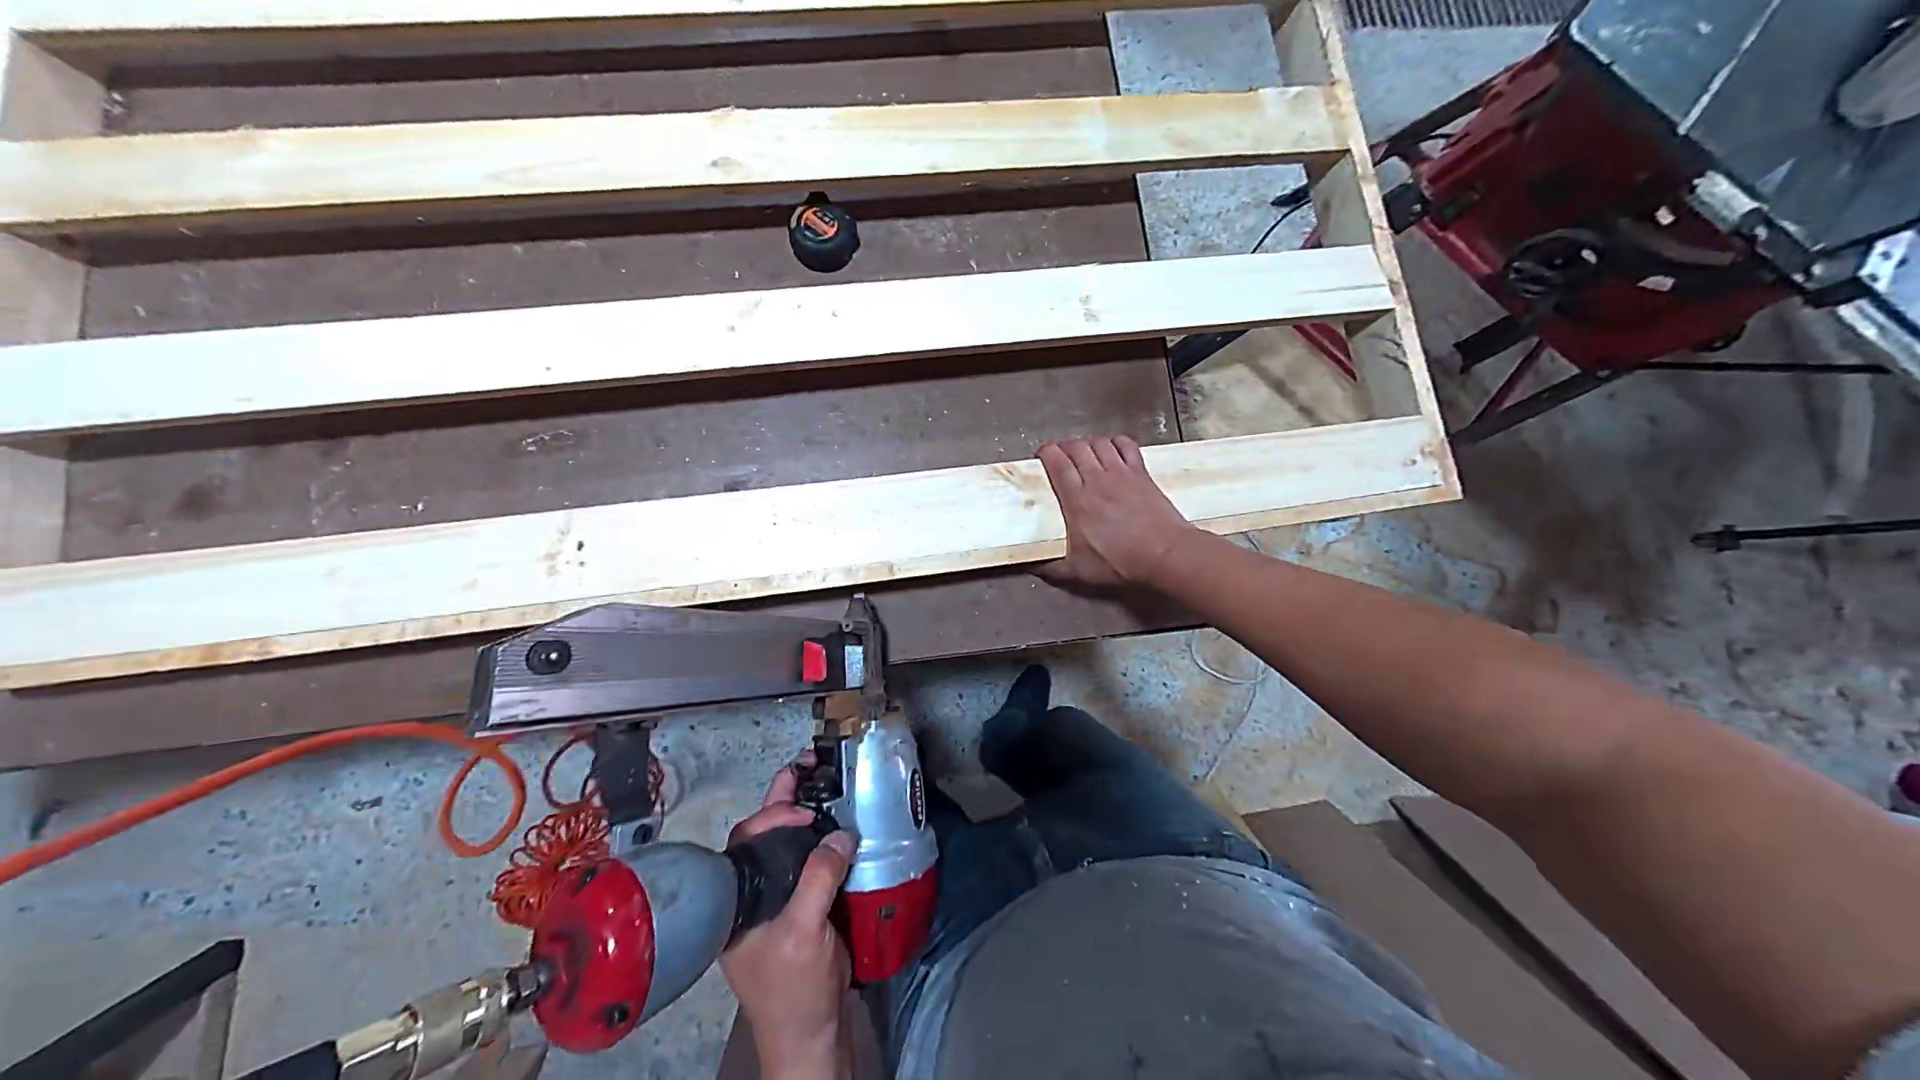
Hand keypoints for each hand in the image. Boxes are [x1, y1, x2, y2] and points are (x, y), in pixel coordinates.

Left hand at [720, 757, 855, 1079]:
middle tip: (808, 767)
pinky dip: (824, 840)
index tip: (807, 811)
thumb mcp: (803, 932)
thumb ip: (818, 879)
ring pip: (786, 846)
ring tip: (823, 783)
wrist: (814, 1037)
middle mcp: (751, 894)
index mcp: (734, 900)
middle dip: (785, 799)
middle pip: (764, 835)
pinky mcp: (802, 907)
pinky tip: (840, 825)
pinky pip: (810, 862)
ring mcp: (777, 900)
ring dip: (805, 814)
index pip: (745, 840)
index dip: (774, 815)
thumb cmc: (794, 990)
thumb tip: (841, 835)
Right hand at [1036, 436, 1200, 588]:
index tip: (1042, 455)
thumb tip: (1036, 569)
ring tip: (1083, 449)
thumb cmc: (1123, 562)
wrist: (1164, 554)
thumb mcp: (1080, 571)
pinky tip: (1112, 448)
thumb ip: (1054, 568)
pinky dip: (1115, 441)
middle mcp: (1097, 481)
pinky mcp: (1141, 473)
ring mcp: (1121, 474)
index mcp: (1077, 501)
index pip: (1057, 463)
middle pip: (1076, 447)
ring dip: (1087, 442)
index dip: (1046, 452)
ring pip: (1099, 442)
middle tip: (1059, 452)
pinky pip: (1126, 445)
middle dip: (1064, 445)